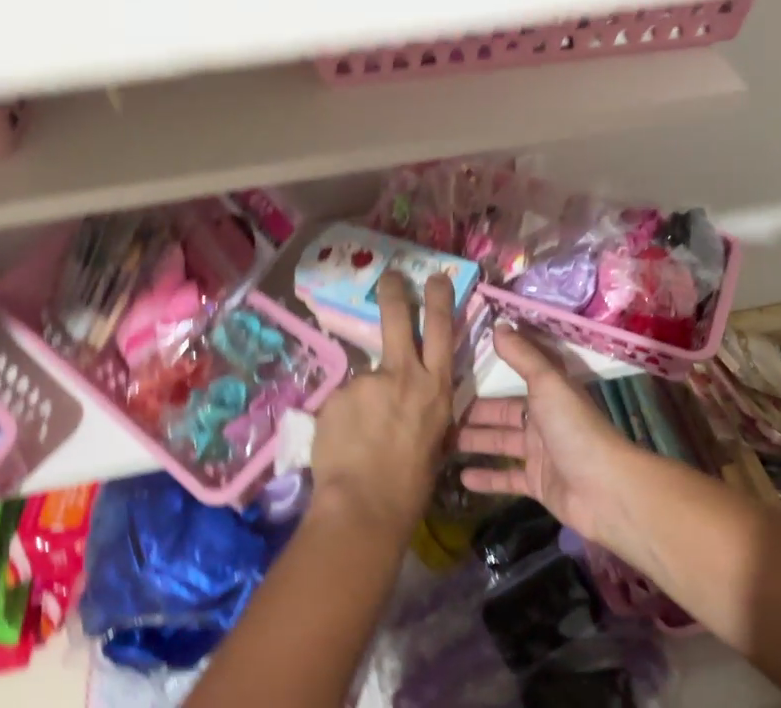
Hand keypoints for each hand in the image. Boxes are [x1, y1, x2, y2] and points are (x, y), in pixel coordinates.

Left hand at [308, 272, 456, 538]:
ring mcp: (368, 382)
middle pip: (398, 319)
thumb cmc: (411, 485)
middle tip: (390, 275)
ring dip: (362, 400)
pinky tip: (343, 445)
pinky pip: (341, 403)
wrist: (365, 506)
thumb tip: (414, 403)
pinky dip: (342, 419)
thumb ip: (425, 410)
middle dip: (394, 292)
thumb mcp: (435, 441)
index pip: (442, 331)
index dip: (439, 300)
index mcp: (436, 389)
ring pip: (365, 379)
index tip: (436, 277)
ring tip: (359, 438)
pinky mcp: (338, 395)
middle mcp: (404, 375)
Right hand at [455, 327, 639, 543]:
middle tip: (437, 412)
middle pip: (501, 413)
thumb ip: (522, 356)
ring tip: (439, 442)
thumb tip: (499, 325)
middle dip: (472, 413)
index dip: (488, 375)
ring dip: (474, 442)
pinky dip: (486, 478)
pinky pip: (506, 479)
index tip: (456, 371)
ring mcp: (540, 454)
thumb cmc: (575, 428)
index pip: (513, 379)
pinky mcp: (538, 484)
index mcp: (548, 393)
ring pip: (500, 444)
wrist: (605, 488)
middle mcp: (543, 420)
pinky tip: (460, 478)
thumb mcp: (547, 383)